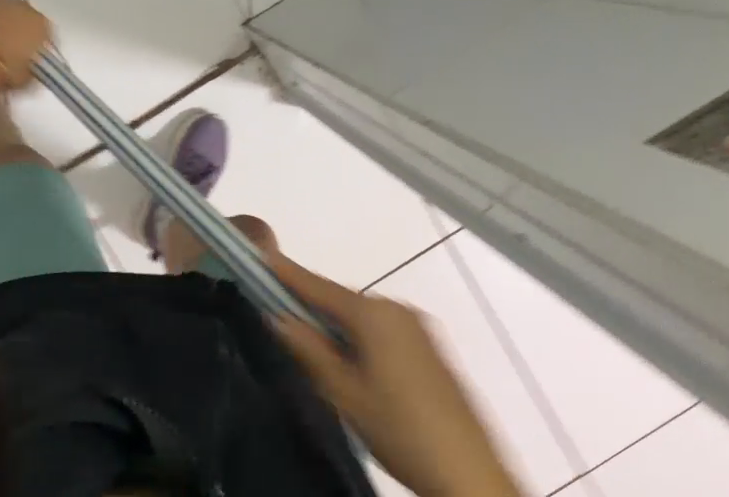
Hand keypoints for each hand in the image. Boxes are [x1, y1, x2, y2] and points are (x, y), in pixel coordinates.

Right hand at [271, 256, 521, 496]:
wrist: (472, 476)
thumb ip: (308, 350)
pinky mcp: (431, 349)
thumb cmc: (401, 430)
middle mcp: (398, 309)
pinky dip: (360, 339)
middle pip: (340, 300)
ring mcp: (419, 327)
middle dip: (310, 308)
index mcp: (375, 313)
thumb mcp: (344, 394)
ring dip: (335, 328)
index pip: (318, 285)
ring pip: (362, 319)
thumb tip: (276, 315)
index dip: (285, 272)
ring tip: (312, 353)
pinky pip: (382, 332)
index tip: (256, 254)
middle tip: (278, 320)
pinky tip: (352, 366)